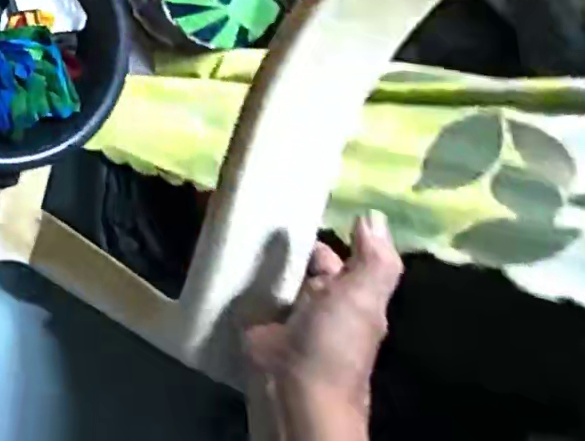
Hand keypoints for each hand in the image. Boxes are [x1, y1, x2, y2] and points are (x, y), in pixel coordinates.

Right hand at [244, 212, 401, 436]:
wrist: (292, 389)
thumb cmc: (333, 344)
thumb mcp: (362, 300)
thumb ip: (373, 261)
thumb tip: (371, 214)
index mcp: (342, 293)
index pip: (325, 252)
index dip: (310, 229)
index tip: (282, 196)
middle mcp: (311, 297)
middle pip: (291, 256)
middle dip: (273, 234)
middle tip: (245, 196)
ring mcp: (277, 304)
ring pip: (264, 264)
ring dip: (247, 244)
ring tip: (223, 207)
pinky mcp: (247, 310)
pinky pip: (239, 278)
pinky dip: (228, 261)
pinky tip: (212, 237)